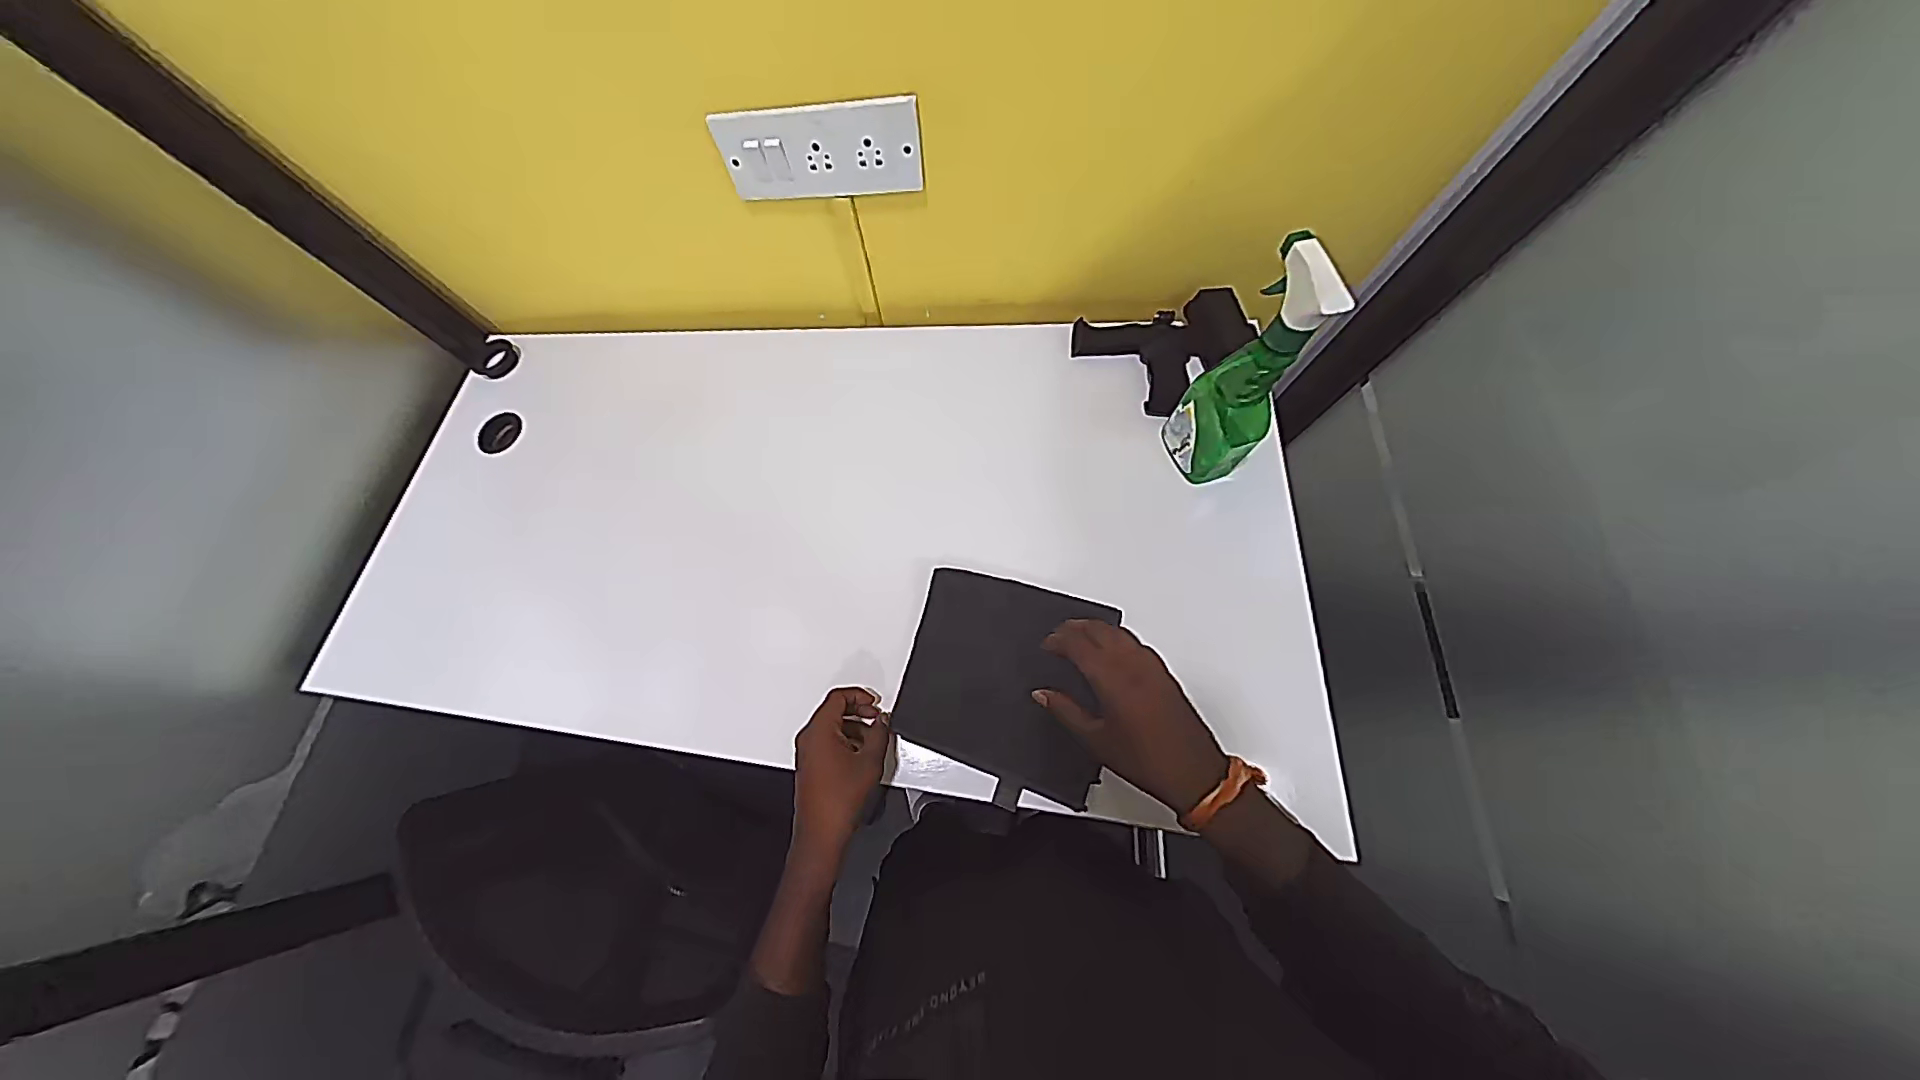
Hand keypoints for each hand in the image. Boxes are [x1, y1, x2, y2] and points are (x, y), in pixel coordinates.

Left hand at [791, 687, 890, 851]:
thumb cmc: (838, 801)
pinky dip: (846, 739)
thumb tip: (882, 722)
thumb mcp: (870, 760)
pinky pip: (828, 741)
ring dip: (854, 726)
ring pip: (832, 726)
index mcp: (819, 731)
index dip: (859, 695)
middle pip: (834, 709)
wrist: (823, 832)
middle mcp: (809, 738)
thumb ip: (880, 733)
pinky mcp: (811, 764)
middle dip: (858, 710)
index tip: (874, 702)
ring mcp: (807, 752)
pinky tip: (862, 753)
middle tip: (876, 716)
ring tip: (873, 738)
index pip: (838, 697)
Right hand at [1033, 620, 1229, 816]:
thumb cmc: (1149, 760)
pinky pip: (1135, 642)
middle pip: (1098, 629)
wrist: (1191, 772)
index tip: (1048, 644)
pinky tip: (1111, 648)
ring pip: (1119, 631)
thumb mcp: (1095, 740)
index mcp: (1112, 678)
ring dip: (1096, 629)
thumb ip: (1065, 711)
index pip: (1077, 643)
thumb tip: (1045, 695)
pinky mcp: (1164, 672)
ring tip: (1080, 636)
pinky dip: (1116, 637)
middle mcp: (1133, 665)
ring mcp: (1151, 666)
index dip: (1057, 639)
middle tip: (1059, 635)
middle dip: (1075, 627)